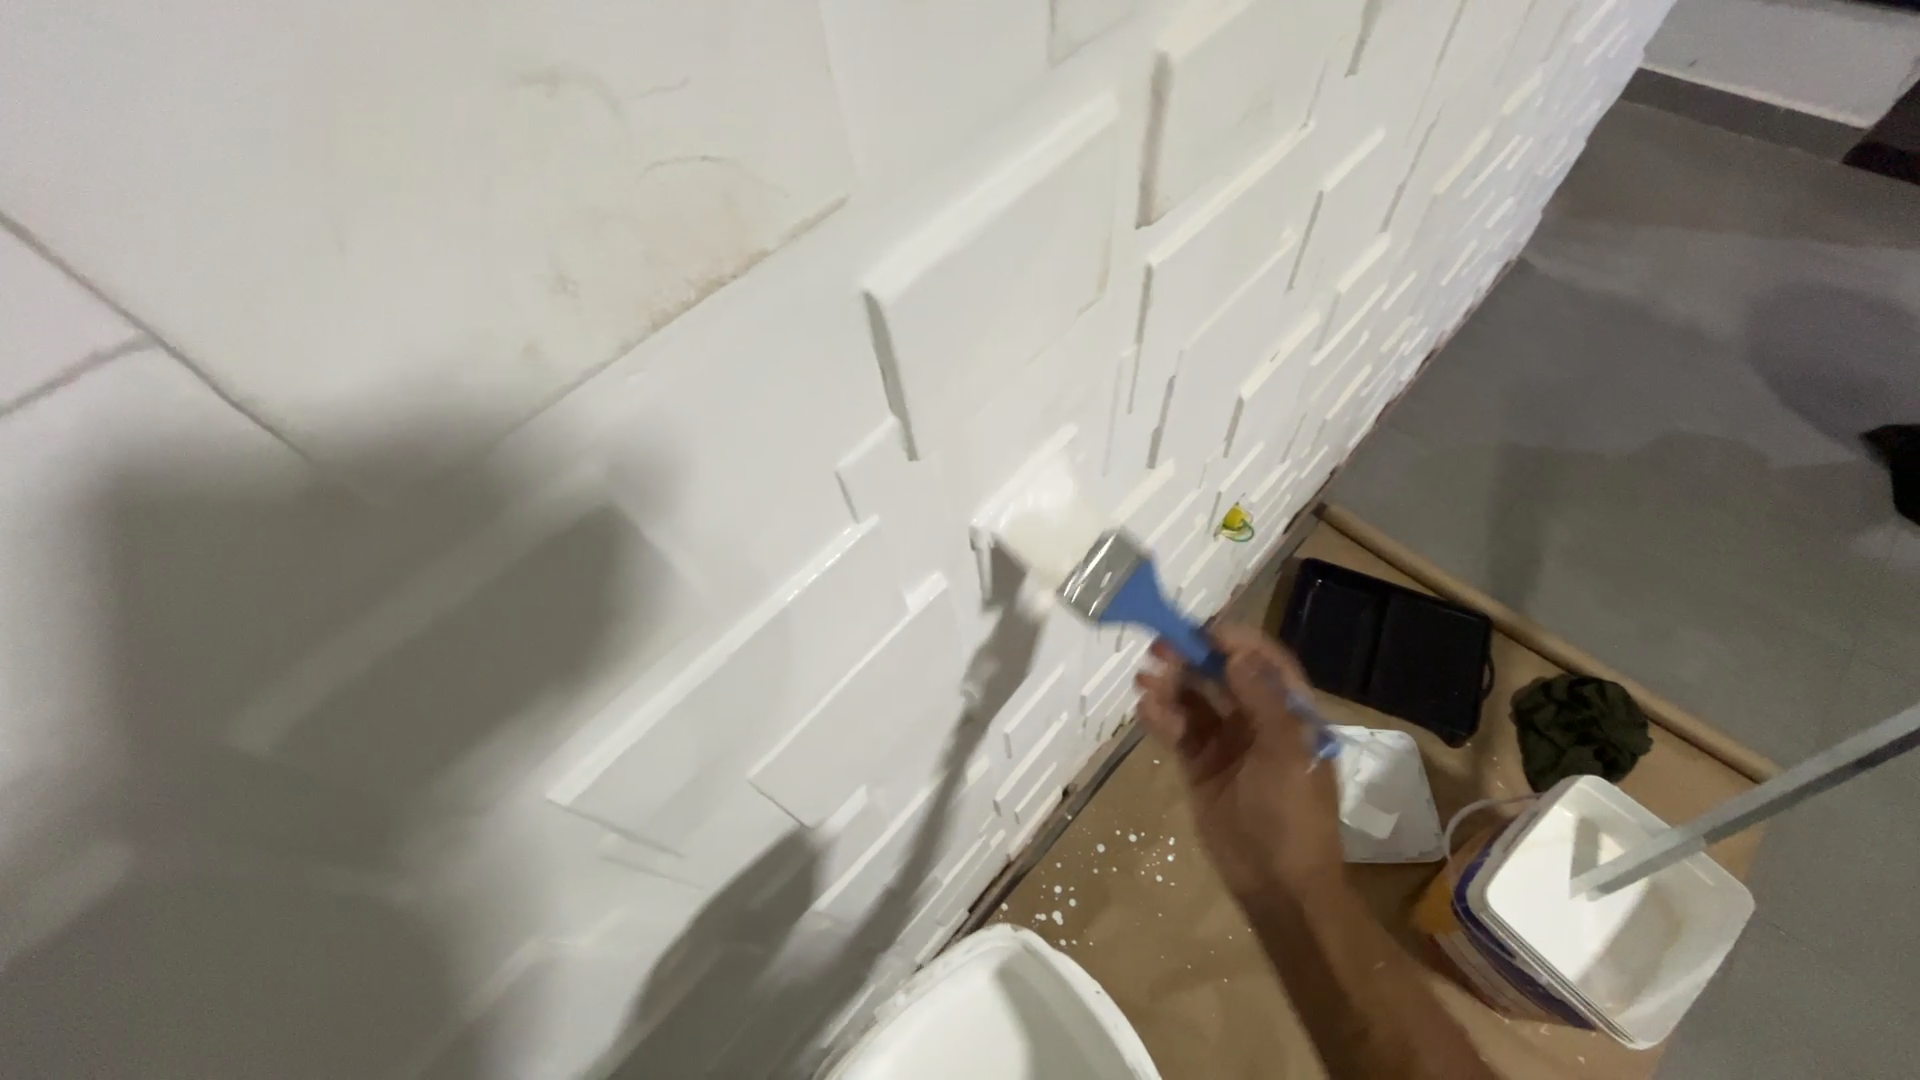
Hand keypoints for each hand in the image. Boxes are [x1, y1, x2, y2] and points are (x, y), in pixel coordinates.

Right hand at [1135, 622, 1343, 898]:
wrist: (1277, 885)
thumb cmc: (1293, 816)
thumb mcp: (1288, 755)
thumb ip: (1263, 701)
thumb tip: (1236, 654)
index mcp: (1291, 715)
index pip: (1265, 664)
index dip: (1237, 642)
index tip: (1203, 628)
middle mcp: (1259, 721)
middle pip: (1223, 676)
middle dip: (1193, 657)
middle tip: (1159, 644)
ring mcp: (1227, 743)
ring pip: (1195, 700)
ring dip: (1171, 685)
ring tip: (1145, 678)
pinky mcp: (1199, 765)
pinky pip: (1178, 730)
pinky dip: (1161, 717)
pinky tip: (1145, 709)